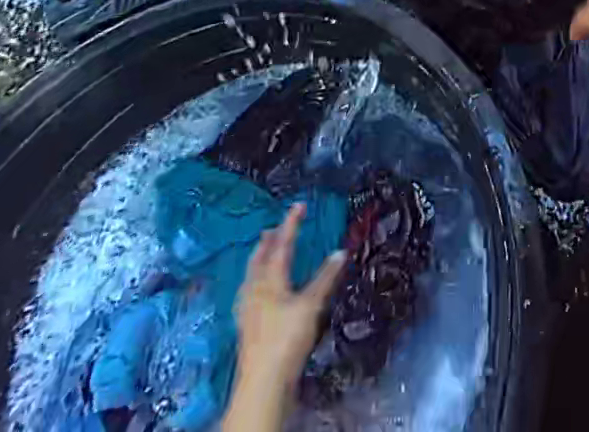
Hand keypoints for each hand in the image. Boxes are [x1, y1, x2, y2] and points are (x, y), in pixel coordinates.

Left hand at [230, 203, 345, 420]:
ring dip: (260, 258)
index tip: (298, 205)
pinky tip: (258, 288)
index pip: (282, 245)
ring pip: (252, 275)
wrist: (263, 382)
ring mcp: (248, 308)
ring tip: (264, 250)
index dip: (291, 224)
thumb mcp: (311, 305)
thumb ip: (325, 278)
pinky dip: (256, 279)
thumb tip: (340, 252)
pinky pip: (250, 290)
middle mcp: (255, 289)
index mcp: (270, 280)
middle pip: (260, 259)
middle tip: (275, 226)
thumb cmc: (287, 338)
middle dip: (268, 241)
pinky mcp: (247, 324)